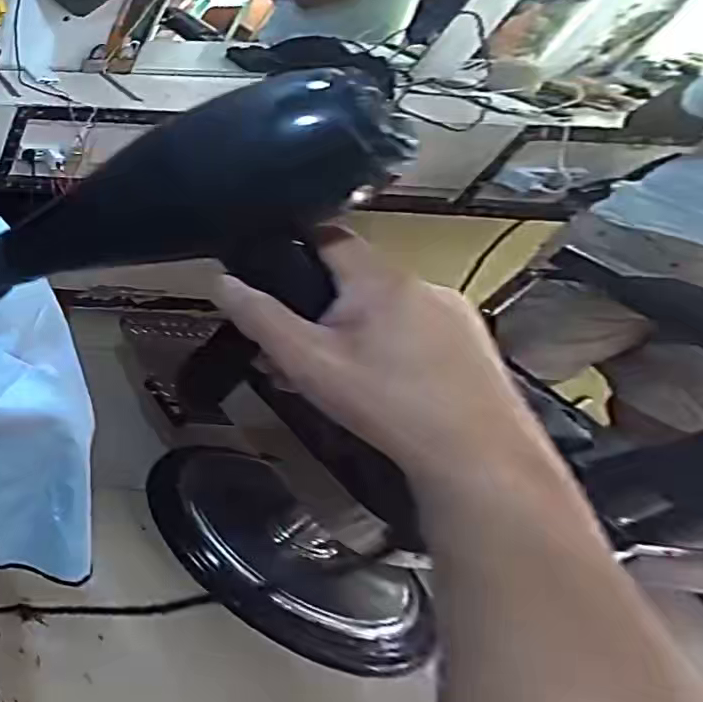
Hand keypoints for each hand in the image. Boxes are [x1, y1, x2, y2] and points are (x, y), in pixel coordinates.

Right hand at [212, 227, 565, 500]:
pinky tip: (367, 387)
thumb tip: (220, 281)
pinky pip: (410, 333)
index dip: (293, 245)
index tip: (266, 271)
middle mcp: (425, 288)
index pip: (330, 235)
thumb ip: (258, 316)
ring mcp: (456, 320)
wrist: (482, 466)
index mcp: (382, 281)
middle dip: (311, 307)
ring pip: (380, 310)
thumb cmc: (386, 403)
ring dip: (343, 332)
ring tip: (319, 375)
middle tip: (284, 345)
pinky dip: (380, 349)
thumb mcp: (304, 359)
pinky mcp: (473, 352)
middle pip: (350, 280)